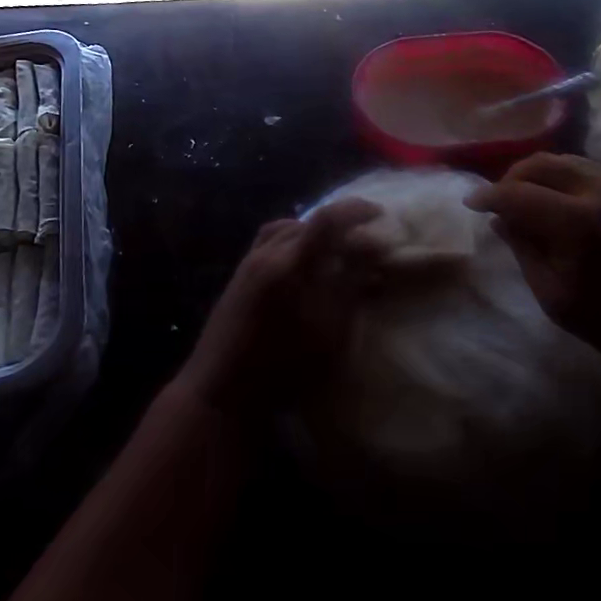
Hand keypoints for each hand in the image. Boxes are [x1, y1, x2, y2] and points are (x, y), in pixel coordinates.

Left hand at [174, 198, 382, 418]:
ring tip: (334, 251)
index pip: (326, 219)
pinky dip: (292, 243)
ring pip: (284, 230)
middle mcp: (265, 253)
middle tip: (363, 241)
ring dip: (312, 232)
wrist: (220, 390)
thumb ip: (350, 287)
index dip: (355, 210)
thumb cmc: (281, 369)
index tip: (379, 214)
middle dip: (338, 224)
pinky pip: (268, 243)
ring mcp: (247, 264)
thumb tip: (370, 250)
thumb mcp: (328, 333)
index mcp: (289, 263)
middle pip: (306, 222)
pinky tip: (303, 266)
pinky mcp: (238, 278)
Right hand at [464, 154, 600, 351]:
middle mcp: (599, 192)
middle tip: (496, 200)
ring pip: (569, 161)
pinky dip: (564, 177)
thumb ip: (526, 254)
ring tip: (526, 198)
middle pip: (542, 164)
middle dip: (511, 177)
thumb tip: (502, 222)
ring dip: (539, 173)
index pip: (516, 193)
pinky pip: (591, 172)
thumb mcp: (558, 300)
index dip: (487, 196)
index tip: (469, 204)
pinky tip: (560, 203)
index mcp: (575, 220)